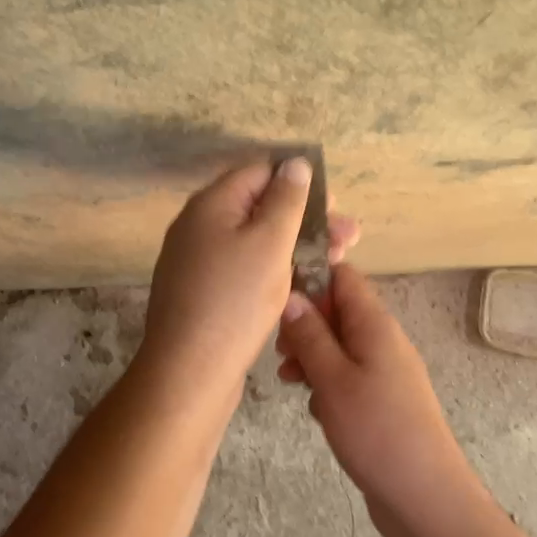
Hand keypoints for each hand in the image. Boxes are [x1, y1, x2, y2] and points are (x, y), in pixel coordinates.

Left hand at [136, 158, 318, 394]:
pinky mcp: (203, 294)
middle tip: (349, 239)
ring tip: (334, 265)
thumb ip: (286, 200)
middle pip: (258, 208)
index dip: (298, 183)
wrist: (188, 373)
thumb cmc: (234, 301)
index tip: (334, 208)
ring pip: (254, 242)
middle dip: (305, 220)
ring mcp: (197, 262)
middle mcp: (198, 226)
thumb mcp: (269, 243)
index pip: (259, 172)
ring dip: (295, 248)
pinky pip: (243, 270)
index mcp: (210, 204)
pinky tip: (302, 287)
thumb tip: (295, 163)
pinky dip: (273, 272)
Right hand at [276, 264, 476, 532]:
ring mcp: (384, 371)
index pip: (342, 275)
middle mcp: (382, 340)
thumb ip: (310, 335)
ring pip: (338, 346)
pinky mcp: (381, 401)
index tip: (276, 300)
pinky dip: (326, 384)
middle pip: (337, 310)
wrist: (425, 497)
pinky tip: (315, 410)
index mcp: (374, 323)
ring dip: (311, 357)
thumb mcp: (332, 378)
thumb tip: (291, 295)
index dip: (309, 278)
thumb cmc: (376, 431)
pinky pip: (347, 376)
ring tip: (290, 382)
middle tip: (280, 353)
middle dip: (304, 325)